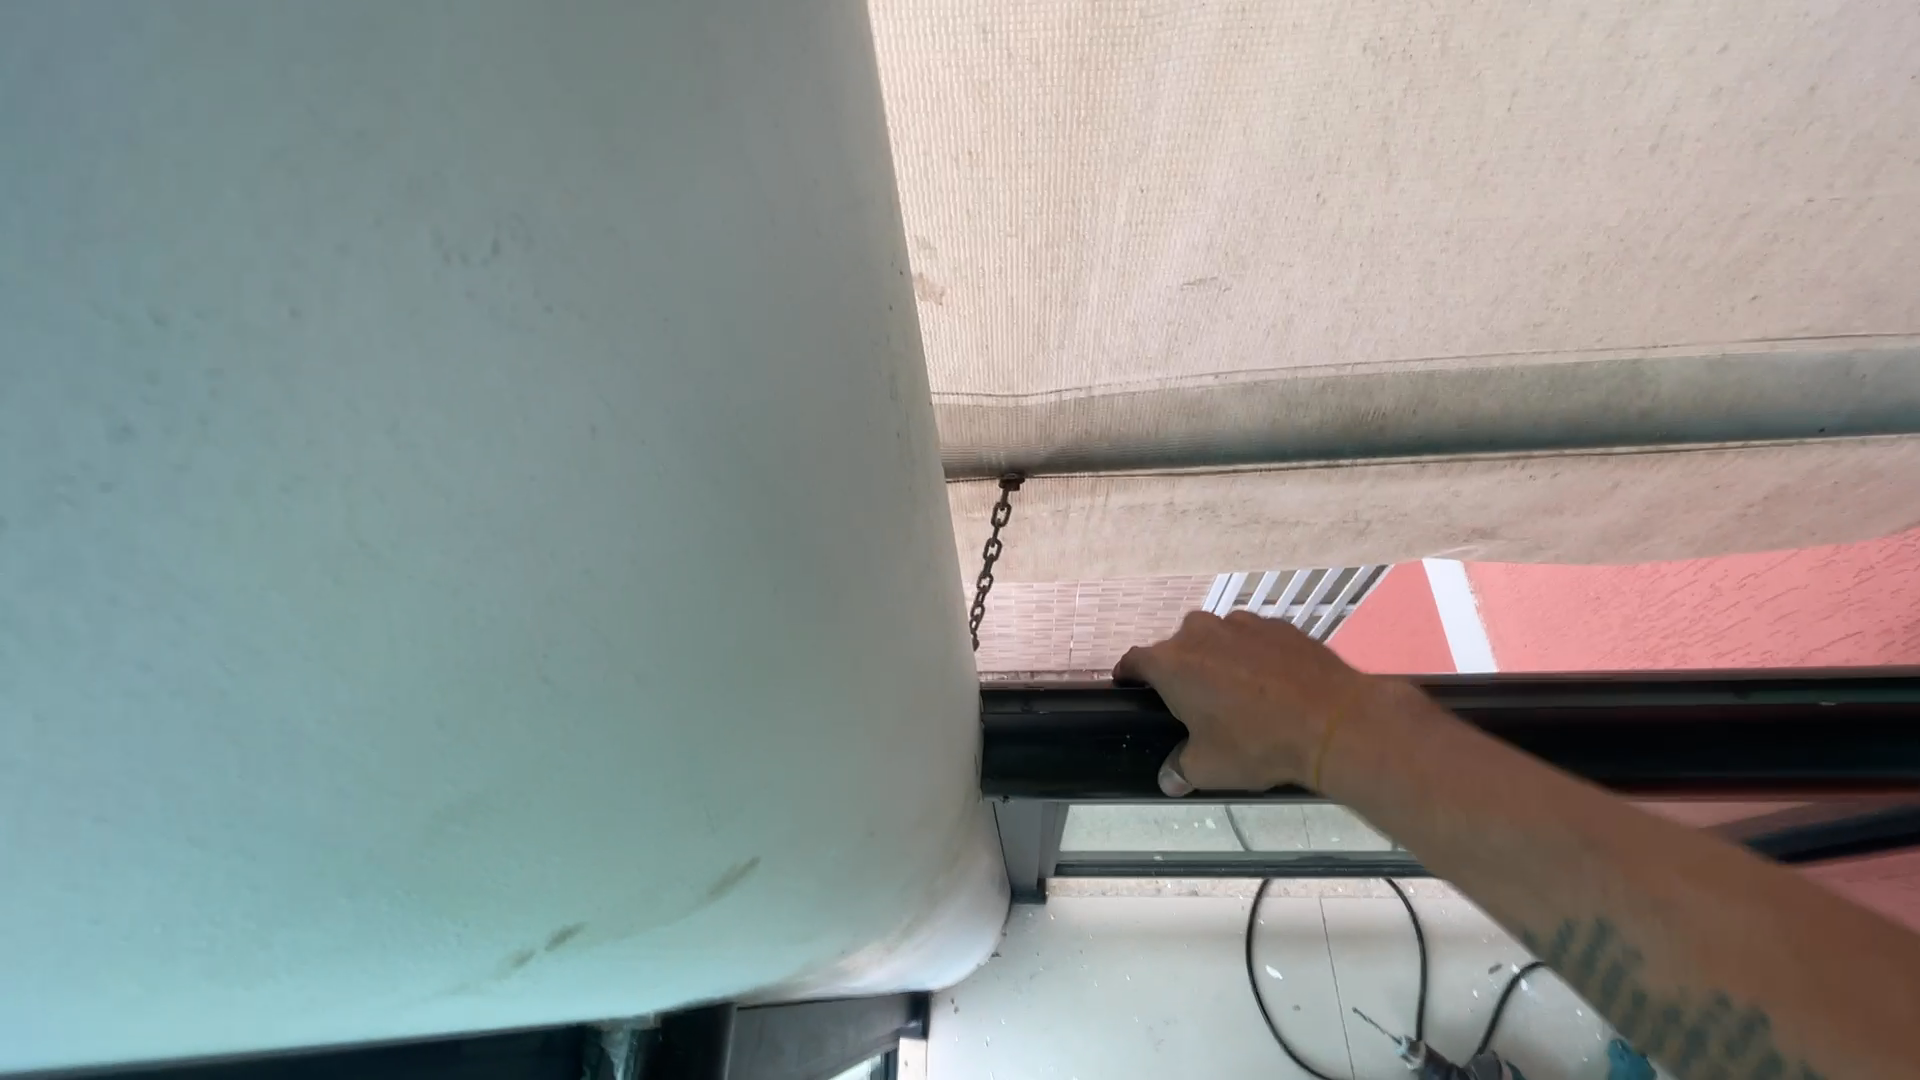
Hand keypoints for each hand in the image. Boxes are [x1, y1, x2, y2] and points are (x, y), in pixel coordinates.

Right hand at [1113, 610, 1382, 794]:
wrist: (1335, 722)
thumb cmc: (1258, 744)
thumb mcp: (1210, 768)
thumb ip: (1181, 769)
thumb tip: (1169, 779)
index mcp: (1171, 663)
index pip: (1134, 661)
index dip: (1129, 675)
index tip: (1131, 687)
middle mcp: (1199, 633)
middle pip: (1176, 648)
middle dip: (1181, 670)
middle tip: (1197, 702)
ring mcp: (1241, 623)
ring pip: (1216, 639)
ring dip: (1218, 659)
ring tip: (1240, 693)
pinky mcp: (1278, 624)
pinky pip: (1253, 638)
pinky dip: (1254, 655)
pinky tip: (1274, 683)